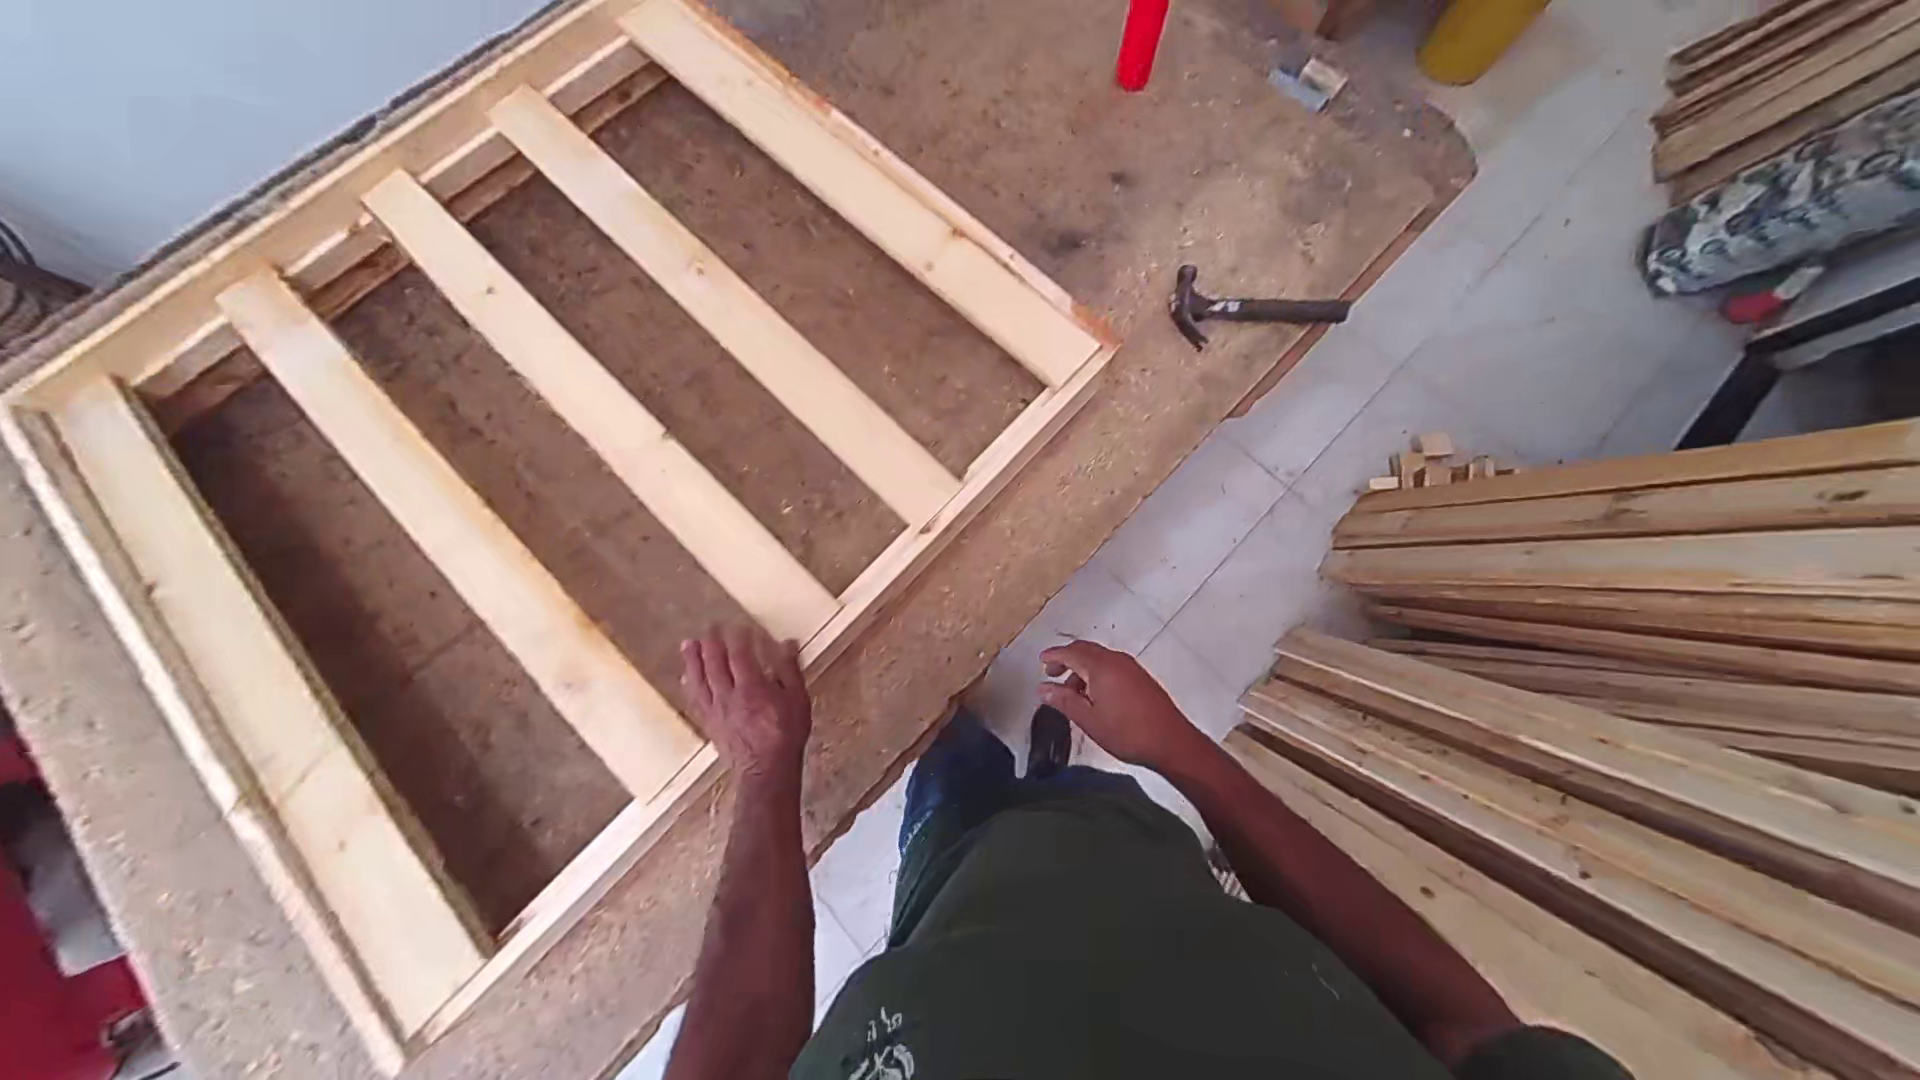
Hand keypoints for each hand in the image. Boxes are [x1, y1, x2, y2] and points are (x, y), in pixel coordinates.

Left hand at [681, 624, 811, 781]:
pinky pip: (695, 699)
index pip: (740, 654)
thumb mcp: (797, 699)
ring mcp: (715, 711)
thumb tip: (787, 644)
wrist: (766, 771)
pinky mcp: (709, 723)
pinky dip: (689, 684)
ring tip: (689, 644)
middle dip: (712, 642)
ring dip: (693, 659)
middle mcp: (728, 696)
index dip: (738, 637)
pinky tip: (686, 677)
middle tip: (710, 627)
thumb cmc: (786, 735)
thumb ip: (789, 669)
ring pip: (699, 679)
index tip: (739, 625)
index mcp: (752, 687)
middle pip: (714, 663)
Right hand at [1037, 640, 1207, 771]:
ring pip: (1099, 659)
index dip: (1054, 656)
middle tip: (1052, 673)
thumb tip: (1043, 689)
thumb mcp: (1088, 719)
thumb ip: (1063, 700)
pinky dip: (1097, 673)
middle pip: (1085, 650)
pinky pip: (1112, 666)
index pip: (1070, 653)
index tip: (1042, 660)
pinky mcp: (1141, 678)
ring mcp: (1131, 668)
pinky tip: (1094, 695)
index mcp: (1101, 666)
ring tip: (1072, 692)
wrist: (1171, 742)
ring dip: (1082, 668)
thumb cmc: (1128, 732)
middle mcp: (1116, 660)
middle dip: (1066, 659)